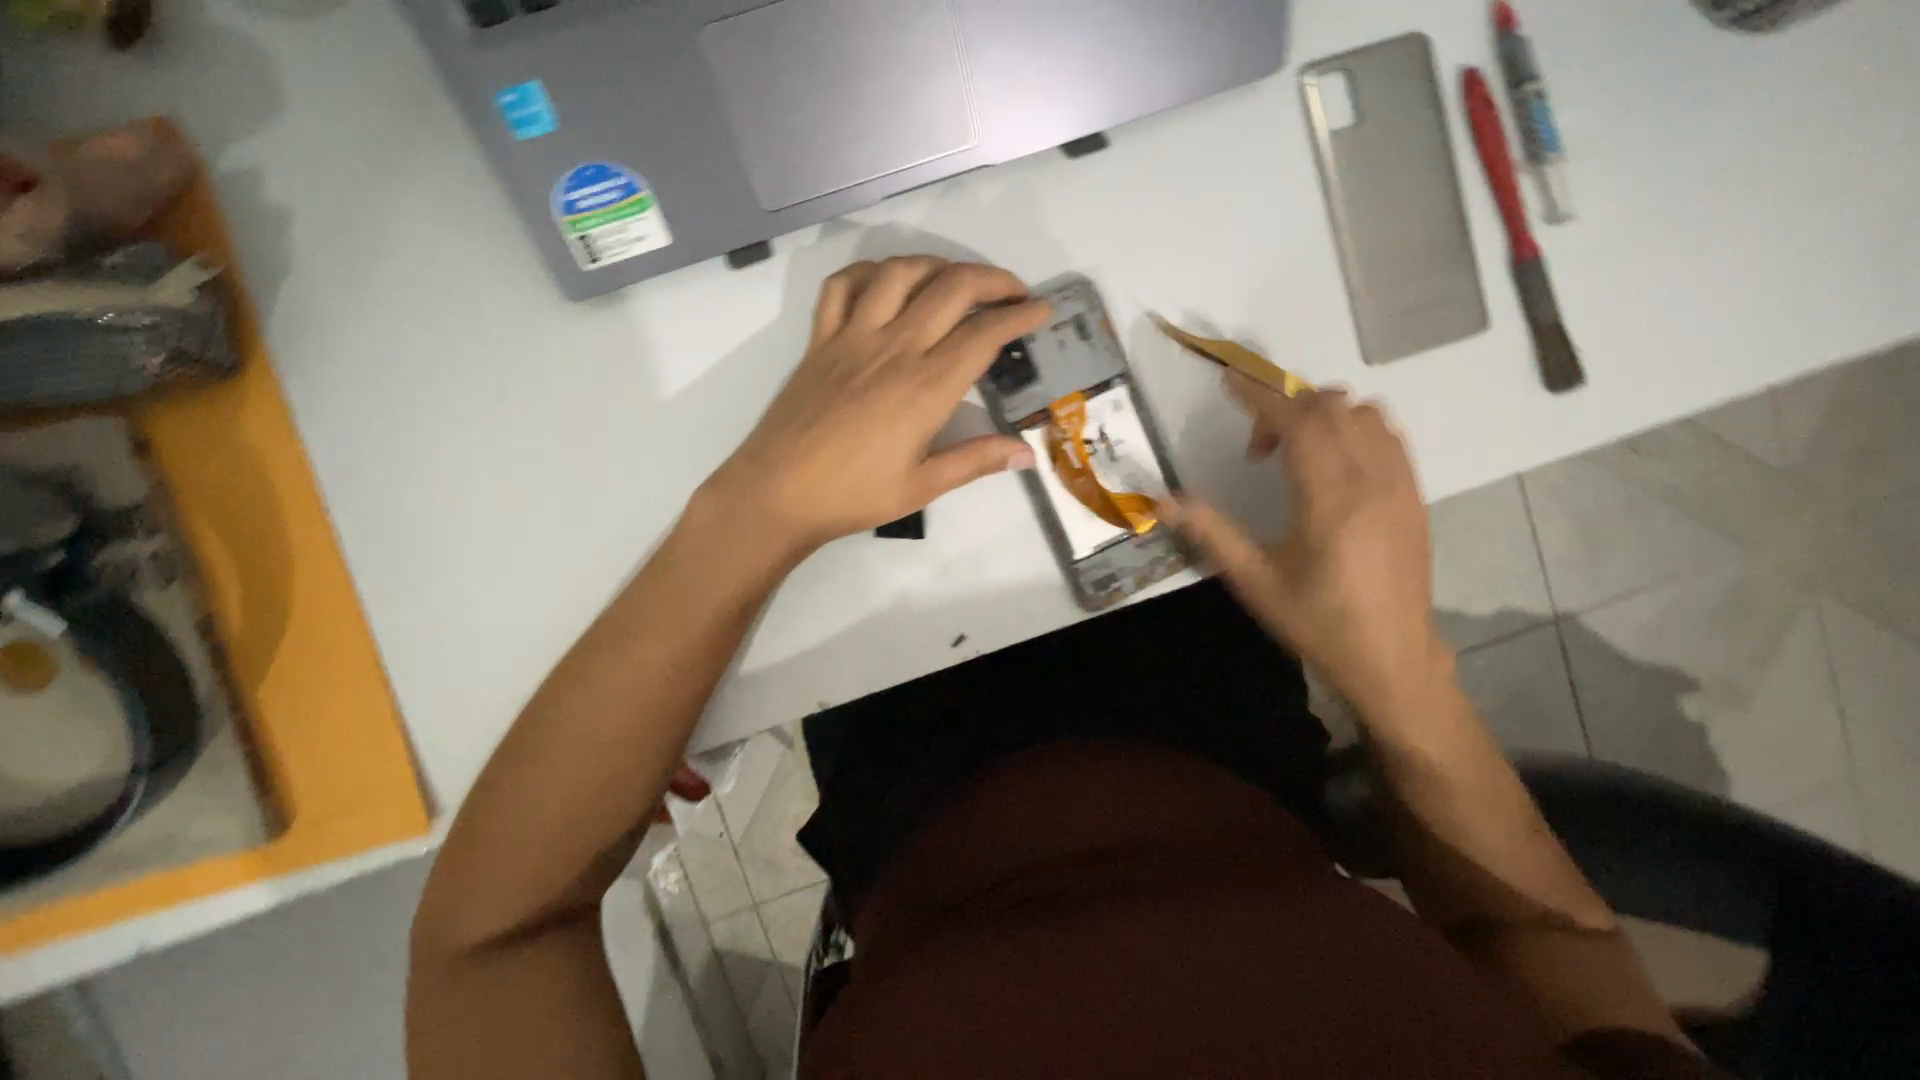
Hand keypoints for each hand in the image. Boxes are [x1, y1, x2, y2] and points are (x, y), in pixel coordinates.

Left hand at [706, 257, 1049, 550]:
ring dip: (937, 265)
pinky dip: (869, 272)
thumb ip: (976, 461)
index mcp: (926, 387)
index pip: (984, 333)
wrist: (777, 493)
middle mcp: (894, 348)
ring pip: (900, 273)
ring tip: (957, 280)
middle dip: (993, 279)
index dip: (1019, 315)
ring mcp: (852, 337)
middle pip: (952, 288)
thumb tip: (1027, 453)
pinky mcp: (820, 340)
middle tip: (1013, 291)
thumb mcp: (922, 486)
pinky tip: (887, 282)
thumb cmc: (853, 495)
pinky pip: (843, 286)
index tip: (1040, 311)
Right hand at [1165, 372, 1452, 722]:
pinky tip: (1334, 463)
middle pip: (1330, 406)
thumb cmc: (1317, 622)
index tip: (1229, 382)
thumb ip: (1210, 533)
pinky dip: (1356, 427)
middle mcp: (1371, 479)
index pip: (1296, 421)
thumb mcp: (1255, 582)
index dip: (1259, 395)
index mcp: (1329, 499)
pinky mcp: (1414, 494)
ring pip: (1365, 412)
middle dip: (1285, 406)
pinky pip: (1389, 434)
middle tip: (1257, 447)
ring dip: (1323, 414)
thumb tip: (1161, 502)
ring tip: (1296, 451)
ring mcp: (1400, 484)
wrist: (1391, 658)